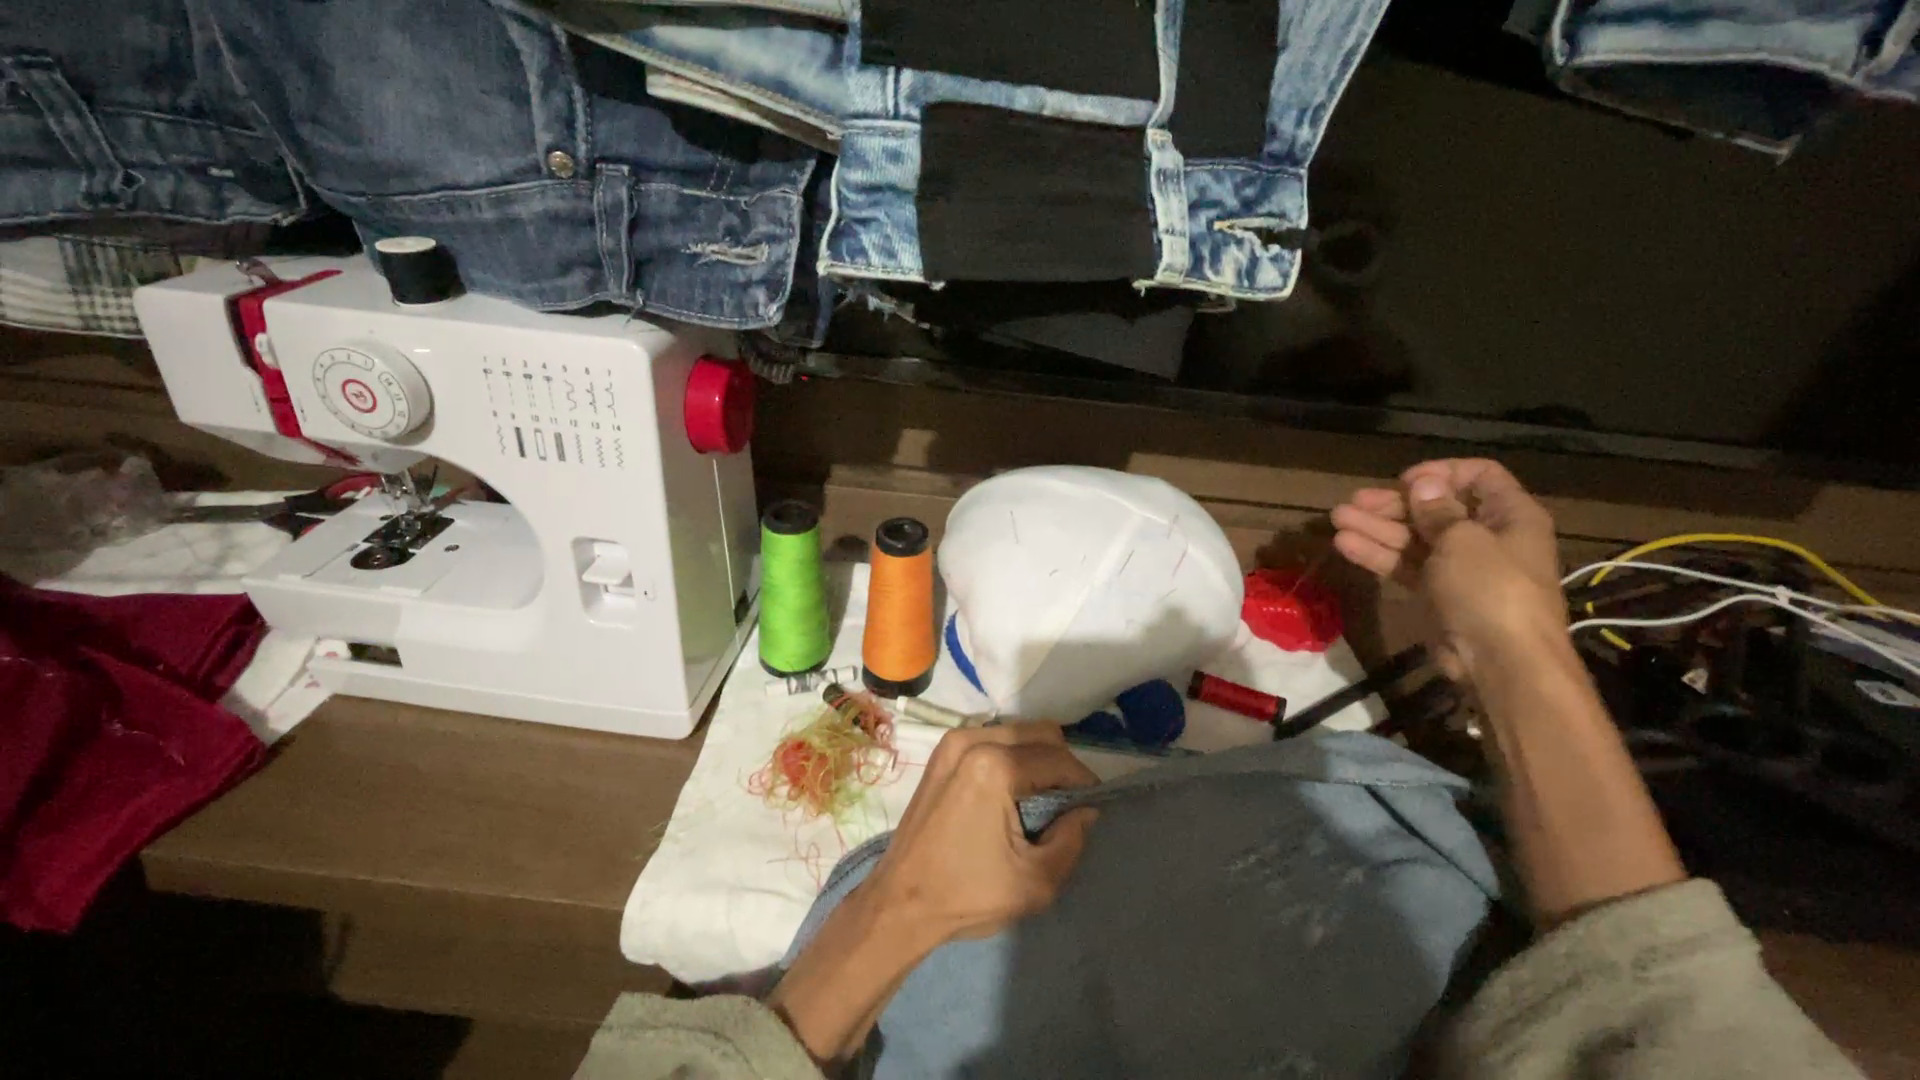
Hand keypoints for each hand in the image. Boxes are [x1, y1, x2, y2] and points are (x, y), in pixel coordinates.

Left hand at [769, 722, 1098, 1063]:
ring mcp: (952, 742)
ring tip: (1038, 801)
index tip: (1091, 810)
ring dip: (1035, 758)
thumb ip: (1072, 839)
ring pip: (1016, 732)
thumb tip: (1086, 810)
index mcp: (995, 766)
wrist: (900, 903)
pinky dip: (1009, 757)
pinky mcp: (940, 753)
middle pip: (1040, 733)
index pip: (1060, 760)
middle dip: (1061, 765)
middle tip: (1065, 806)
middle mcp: (973, 740)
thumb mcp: (1036, 881)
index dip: (1084, 784)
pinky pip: (991, 739)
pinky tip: (1008, 794)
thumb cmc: (968, 895)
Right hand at [1331, 458, 1564, 680]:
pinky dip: (1379, 555)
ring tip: (1337, 519)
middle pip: (1436, 509)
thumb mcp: (1463, 540)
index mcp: (1510, 516)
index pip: (1479, 477)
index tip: (1405, 481)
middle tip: (1354, 502)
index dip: (1440, 474)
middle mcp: (1486, 536)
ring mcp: (1460, 567)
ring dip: (1377, 527)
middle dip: (1394, 504)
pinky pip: (1406, 566)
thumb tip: (1424, 483)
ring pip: (1414, 538)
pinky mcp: (1437, 594)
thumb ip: (1437, 510)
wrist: (1501, 662)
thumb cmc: (1491, 589)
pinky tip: (1346, 546)